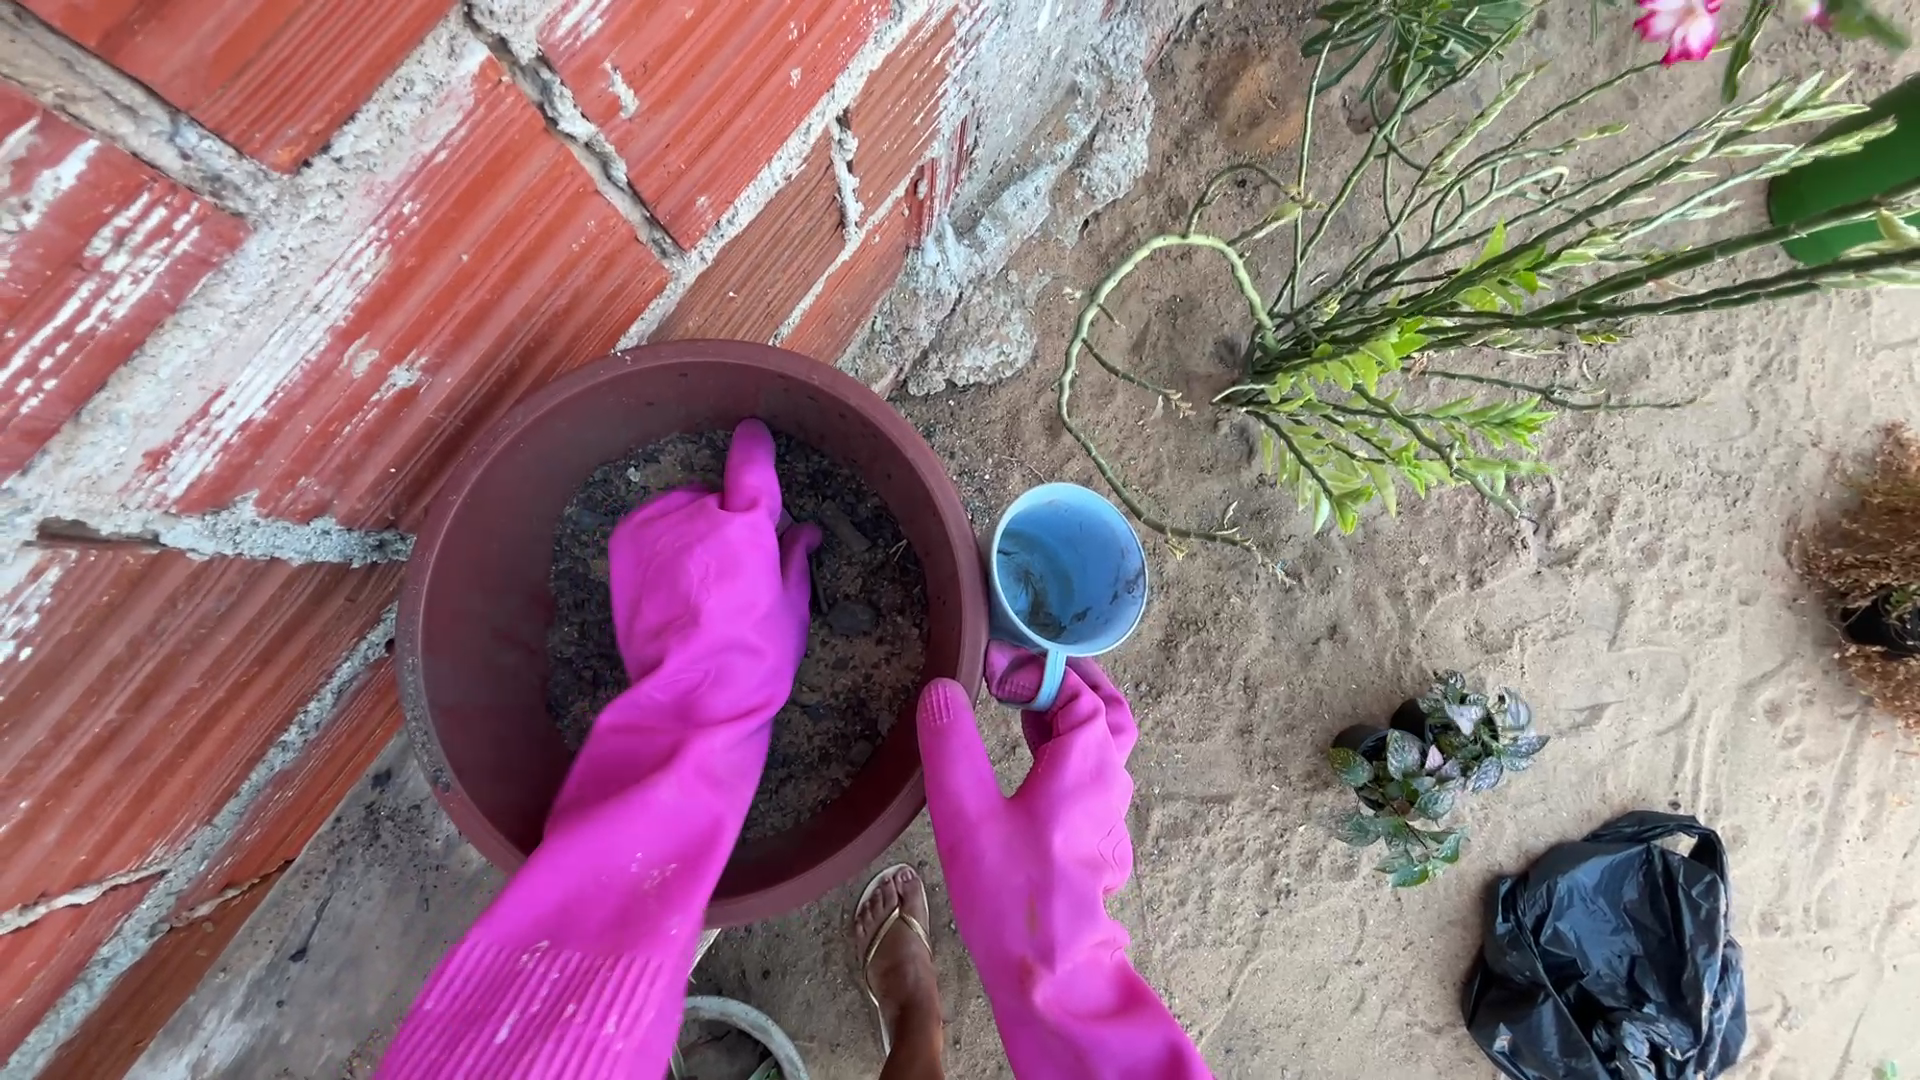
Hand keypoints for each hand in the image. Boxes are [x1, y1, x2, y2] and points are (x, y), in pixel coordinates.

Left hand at [604, 419, 820, 731]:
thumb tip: (805, 531)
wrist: (692, 695)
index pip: (752, 470)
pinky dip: (663, 544)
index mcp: (749, 527)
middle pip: (717, 499)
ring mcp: (656, 529)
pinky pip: (652, 528)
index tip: (752, 432)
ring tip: (701, 586)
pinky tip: (673, 585)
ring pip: (682, 512)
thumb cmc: (757, 655)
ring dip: (694, 531)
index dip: (754, 448)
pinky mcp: (624, 548)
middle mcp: (698, 515)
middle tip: (736, 571)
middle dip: (728, 521)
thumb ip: (794, 560)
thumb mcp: (791, 608)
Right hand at [917, 648, 1210, 1076]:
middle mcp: (1107, 783)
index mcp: (1086, 765)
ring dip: (1069, 714)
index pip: (1076, 690)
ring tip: (1024, 704)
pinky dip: (1066, 749)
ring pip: (1103, 745)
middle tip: (1031, 665)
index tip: (994, 660)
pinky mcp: (1094, 842)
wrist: (1056, 983)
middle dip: (1072, 680)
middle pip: (1107, 711)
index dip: (1038, 666)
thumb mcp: (967, 816)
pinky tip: (1031, 764)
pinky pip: (1090, 776)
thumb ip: (953, 747)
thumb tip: (943, 688)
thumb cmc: (1013, 899)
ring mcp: (1106, 816)